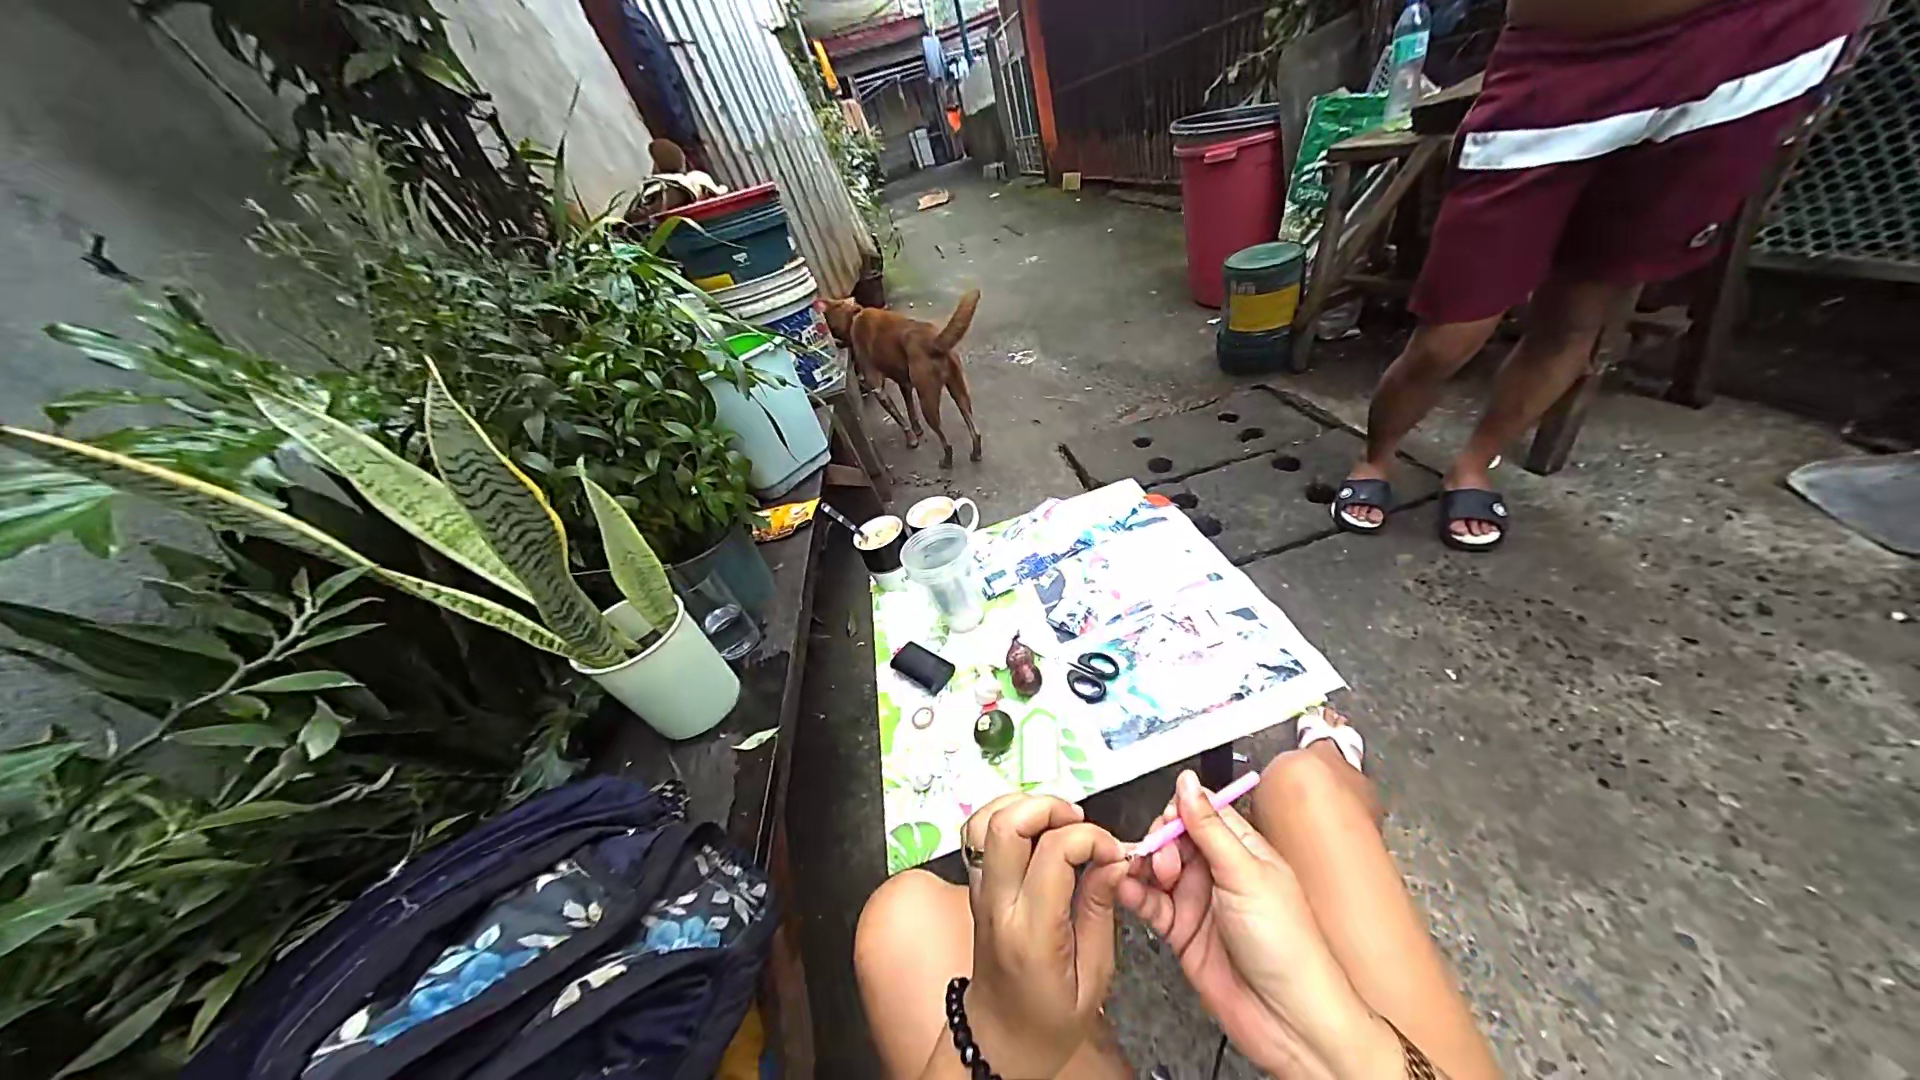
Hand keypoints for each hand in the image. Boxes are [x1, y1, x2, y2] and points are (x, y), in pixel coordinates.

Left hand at [958, 794, 1129, 1078]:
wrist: (1000, 1038)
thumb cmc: (1049, 1019)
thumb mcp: (1094, 977)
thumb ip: (1101, 909)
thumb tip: (1114, 858)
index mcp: (1031, 932)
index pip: (1053, 853)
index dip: (1090, 838)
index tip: (1111, 850)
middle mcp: (998, 902)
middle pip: (1007, 825)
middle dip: (1049, 807)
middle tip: (1080, 822)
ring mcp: (979, 889)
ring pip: (985, 819)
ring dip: (1024, 806)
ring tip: (1057, 821)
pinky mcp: (974, 882)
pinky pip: (977, 830)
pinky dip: (1005, 813)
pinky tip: (1033, 826)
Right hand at [1116, 771, 1402, 1079]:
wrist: (1290, 1024)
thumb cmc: (1290, 950)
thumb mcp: (1246, 875)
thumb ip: (1209, 827)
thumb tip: (1188, 781)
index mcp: (1241, 849)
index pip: (1200, 811)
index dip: (1179, 811)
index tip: (1169, 822)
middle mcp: (1216, 870)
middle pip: (1171, 836)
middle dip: (1159, 841)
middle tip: (1165, 862)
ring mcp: (1197, 899)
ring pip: (1155, 865)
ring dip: (1141, 864)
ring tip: (1141, 875)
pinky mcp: (1180, 928)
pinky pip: (1147, 901)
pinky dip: (1133, 892)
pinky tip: (1128, 889)